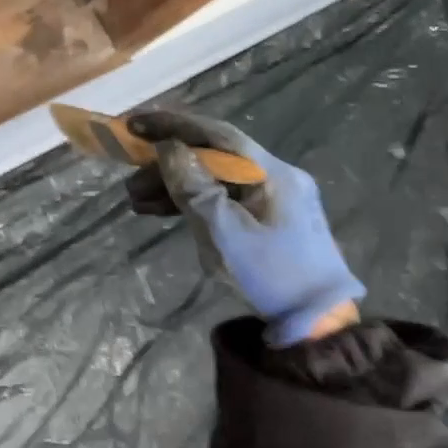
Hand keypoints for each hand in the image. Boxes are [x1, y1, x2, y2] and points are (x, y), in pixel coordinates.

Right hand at [127, 111, 364, 346]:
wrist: (318, 323)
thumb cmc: (270, 275)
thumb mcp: (223, 232)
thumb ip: (193, 187)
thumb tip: (167, 148)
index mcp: (272, 173)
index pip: (217, 135)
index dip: (173, 125)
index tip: (134, 124)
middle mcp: (275, 176)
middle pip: (212, 156)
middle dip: (166, 164)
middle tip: (129, 178)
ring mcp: (272, 197)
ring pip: (214, 178)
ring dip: (173, 185)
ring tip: (136, 200)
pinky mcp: (266, 217)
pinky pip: (221, 197)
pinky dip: (190, 200)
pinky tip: (159, 210)